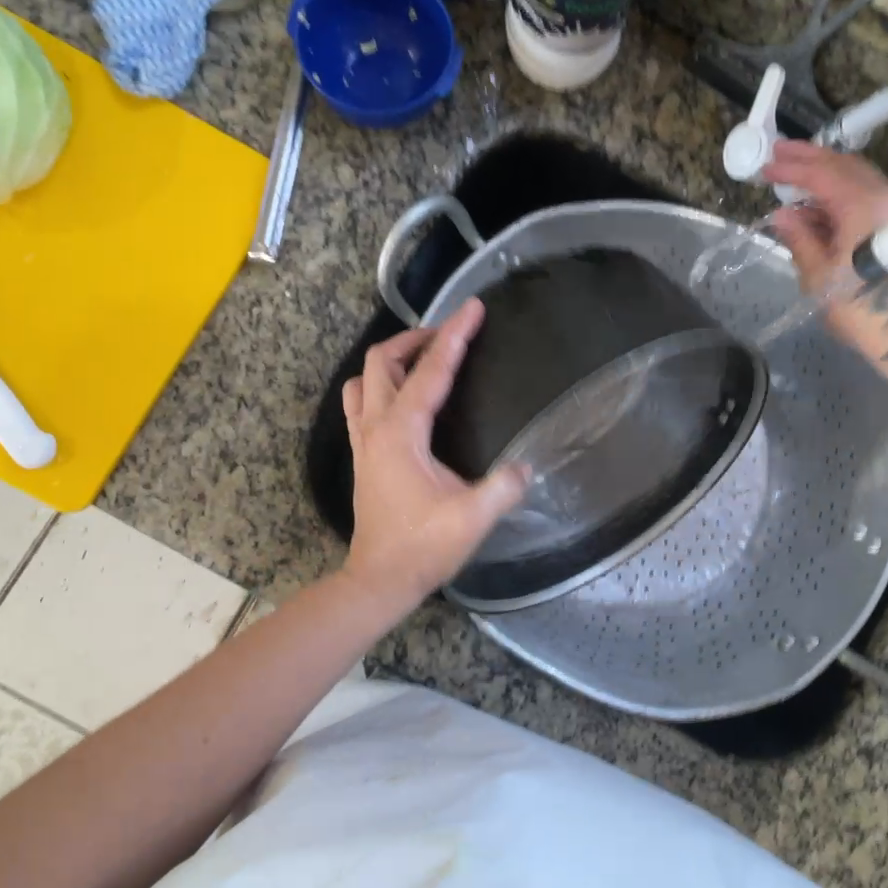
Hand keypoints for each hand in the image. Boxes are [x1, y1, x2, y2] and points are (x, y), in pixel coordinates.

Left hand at [340, 300, 529, 609]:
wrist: (379, 580)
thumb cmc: (422, 548)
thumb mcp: (472, 518)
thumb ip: (503, 488)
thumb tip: (526, 467)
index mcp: (401, 433)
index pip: (432, 372)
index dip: (456, 336)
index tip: (474, 307)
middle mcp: (376, 427)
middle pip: (383, 361)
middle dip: (416, 339)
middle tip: (449, 335)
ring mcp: (363, 441)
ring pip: (364, 380)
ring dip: (392, 361)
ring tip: (423, 360)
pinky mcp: (363, 456)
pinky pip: (360, 404)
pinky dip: (379, 386)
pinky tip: (402, 398)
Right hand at [760, 140, 887, 333]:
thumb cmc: (861, 309)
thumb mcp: (819, 277)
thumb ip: (800, 239)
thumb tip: (783, 216)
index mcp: (866, 206)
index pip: (824, 174)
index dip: (792, 168)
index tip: (765, 166)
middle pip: (845, 166)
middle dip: (810, 159)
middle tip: (778, 153)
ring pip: (858, 178)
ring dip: (825, 175)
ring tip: (793, 176)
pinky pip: (867, 195)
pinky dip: (840, 194)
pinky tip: (816, 203)